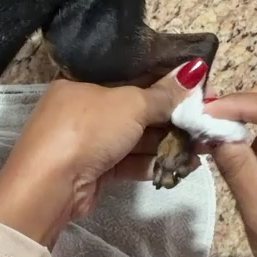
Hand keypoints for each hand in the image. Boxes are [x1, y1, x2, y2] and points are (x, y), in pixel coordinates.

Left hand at [0, 76, 185, 245]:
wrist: (50, 185)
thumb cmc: (87, 130)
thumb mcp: (130, 104)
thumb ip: (163, 94)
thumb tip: (194, 71)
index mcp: (82, 82)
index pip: (130, 75)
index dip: (165, 81)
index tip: (198, 87)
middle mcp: (83, 109)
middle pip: (136, 108)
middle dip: (171, 116)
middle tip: (206, 120)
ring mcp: (87, 142)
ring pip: (134, 138)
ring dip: (168, 141)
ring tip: (203, 144)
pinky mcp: (94, 170)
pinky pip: (129, 161)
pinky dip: (154, 162)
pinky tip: (184, 165)